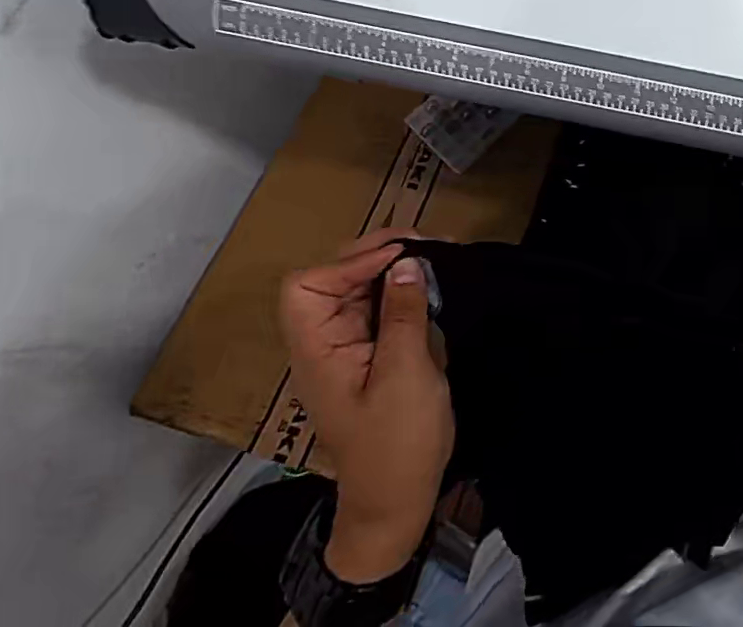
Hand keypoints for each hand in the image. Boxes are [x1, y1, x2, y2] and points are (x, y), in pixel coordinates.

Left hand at [280, 228, 451, 582]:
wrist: (399, 499)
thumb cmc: (397, 443)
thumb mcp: (406, 375)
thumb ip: (404, 314)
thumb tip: (408, 261)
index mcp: (318, 350)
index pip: (308, 286)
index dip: (349, 263)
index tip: (399, 257)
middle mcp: (327, 341)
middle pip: (334, 279)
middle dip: (376, 254)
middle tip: (425, 242)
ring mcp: (351, 347)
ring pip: (361, 288)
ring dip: (395, 266)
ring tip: (434, 252)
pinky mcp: (375, 353)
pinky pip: (382, 307)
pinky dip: (405, 288)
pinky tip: (431, 280)